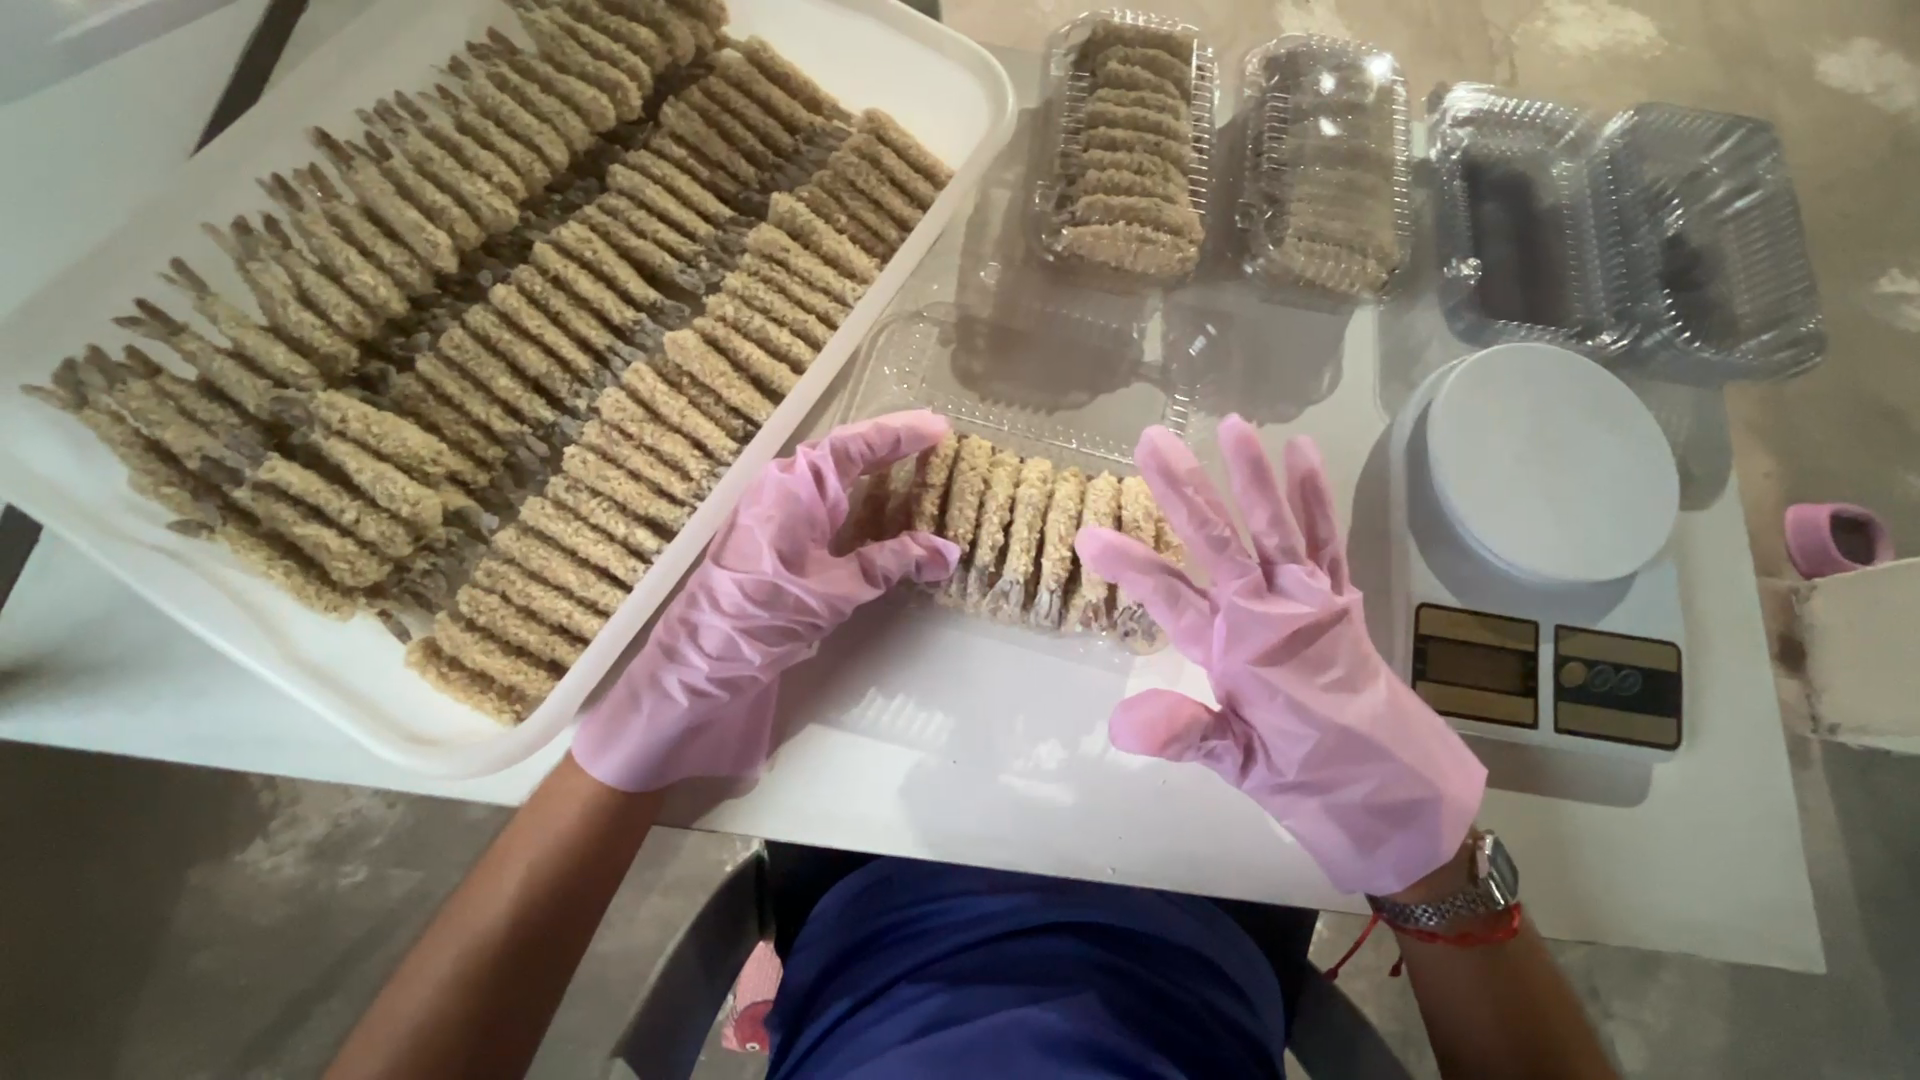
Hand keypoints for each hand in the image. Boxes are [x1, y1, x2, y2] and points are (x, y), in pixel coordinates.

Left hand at [572, 410, 960, 792]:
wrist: (700, 662)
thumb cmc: (763, 614)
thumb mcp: (837, 590)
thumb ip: (893, 564)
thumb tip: (948, 552)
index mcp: (795, 485)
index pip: (855, 444)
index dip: (899, 433)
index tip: (940, 427)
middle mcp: (783, 487)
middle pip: (845, 455)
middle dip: (890, 448)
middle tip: (936, 443)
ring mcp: (775, 511)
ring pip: (834, 480)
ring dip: (875, 475)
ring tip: (917, 471)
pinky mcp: (774, 537)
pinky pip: (824, 506)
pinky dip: (857, 504)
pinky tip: (880, 515)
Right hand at [1075, 417, 1485, 895]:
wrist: (1406, 804)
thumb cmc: (1316, 787)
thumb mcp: (1246, 770)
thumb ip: (1188, 735)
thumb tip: (1118, 722)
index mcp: (1239, 657)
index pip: (1173, 601)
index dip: (1131, 567)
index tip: (1088, 535)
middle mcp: (1273, 619)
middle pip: (1222, 545)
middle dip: (1187, 492)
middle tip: (1153, 441)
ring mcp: (1313, 605)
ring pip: (1277, 531)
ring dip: (1255, 478)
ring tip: (1234, 425)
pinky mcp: (1343, 603)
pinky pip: (1329, 542)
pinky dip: (1316, 498)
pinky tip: (1302, 454)